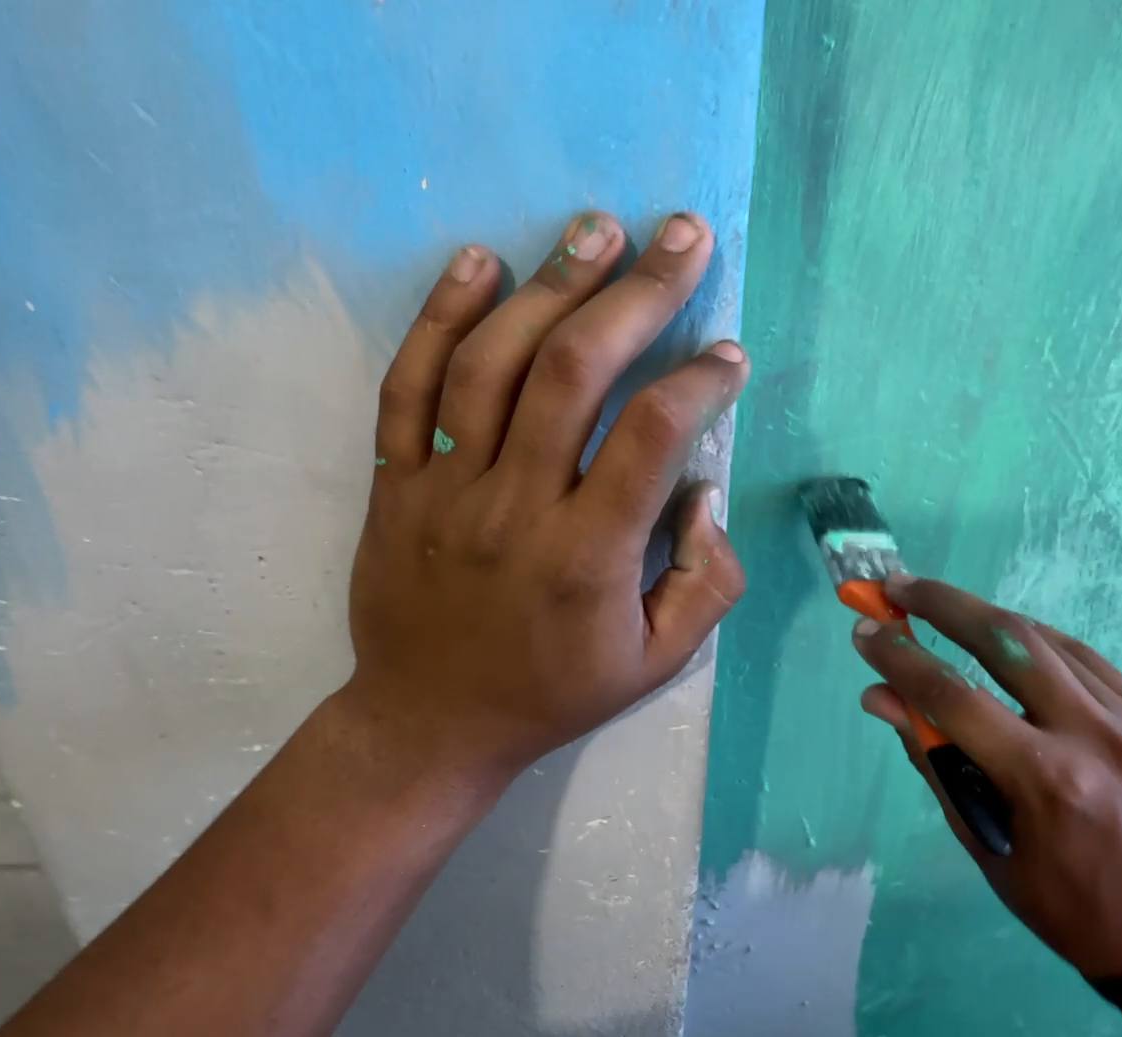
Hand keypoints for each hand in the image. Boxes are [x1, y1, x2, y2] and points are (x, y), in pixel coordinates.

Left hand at [339, 210, 748, 784]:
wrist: (429, 722)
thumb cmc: (553, 691)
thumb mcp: (656, 662)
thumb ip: (705, 582)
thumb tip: (703, 491)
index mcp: (586, 557)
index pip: (649, 438)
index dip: (697, 383)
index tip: (727, 354)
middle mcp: (514, 507)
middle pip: (572, 373)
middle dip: (637, 294)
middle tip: (681, 236)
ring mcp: (443, 489)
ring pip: (492, 363)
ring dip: (550, 285)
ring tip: (596, 229)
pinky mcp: (393, 482)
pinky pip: (407, 387)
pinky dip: (439, 317)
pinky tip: (477, 262)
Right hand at [852, 576, 1121, 982]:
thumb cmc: (1067, 905)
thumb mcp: (985, 844)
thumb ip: (933, 760)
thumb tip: (881, 697)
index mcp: (1045, 781)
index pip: (953, 697)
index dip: (900, 658)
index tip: (864, 632)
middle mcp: (1093, 736)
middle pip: (1007, 641)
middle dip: (944, 604)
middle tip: (900, 586)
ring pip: (1047, 641)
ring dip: (986, 618)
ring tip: (942, 607)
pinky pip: (1084, 660)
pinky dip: (1034, 642)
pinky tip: (1006, 639)